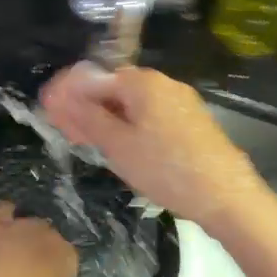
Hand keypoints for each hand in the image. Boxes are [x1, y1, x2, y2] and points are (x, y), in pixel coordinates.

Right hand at [40, 63, 267, 227]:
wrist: (229, 198)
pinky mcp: (191, 123)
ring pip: (131, 104)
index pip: (92, 78)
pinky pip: (149, 116)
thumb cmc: (166, 168)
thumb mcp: (118, 146)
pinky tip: (120, 147)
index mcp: (141, 83)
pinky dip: (128, 126)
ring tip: (87, 142)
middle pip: (112, 89)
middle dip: (85, 106)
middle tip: (64, 129)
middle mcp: (162, 84)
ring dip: (105, 118)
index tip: (47, 111)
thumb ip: (87, 118)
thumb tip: (60, 97)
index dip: (66, 93)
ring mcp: (180, 102)